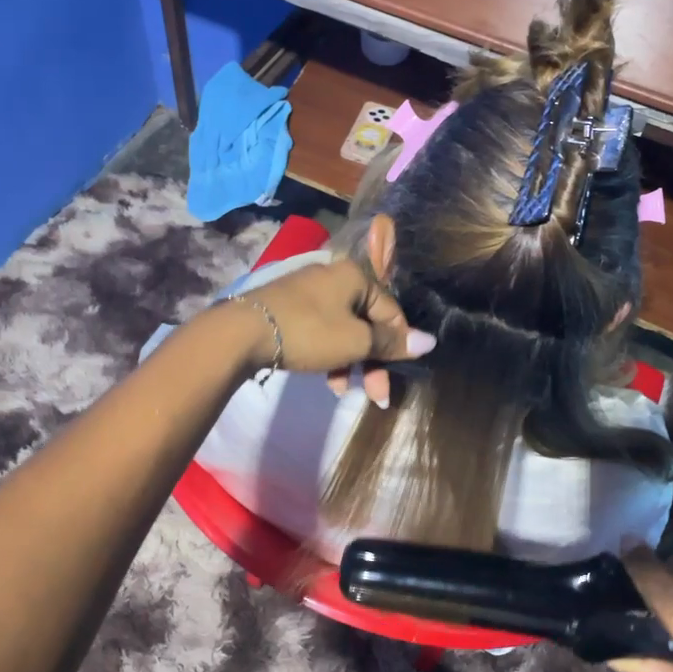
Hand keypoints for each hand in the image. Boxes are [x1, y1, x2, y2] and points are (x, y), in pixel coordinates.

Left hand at [235, 254, 435, 406]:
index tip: (396, 377)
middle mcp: (333, 276)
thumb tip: (430, 341)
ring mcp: (308, 290)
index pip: (391, 312)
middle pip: (367, 322)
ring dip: (350, 362)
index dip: (398, 346)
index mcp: (355, 276)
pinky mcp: (288, 307)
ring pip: (344, 329)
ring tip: (342, 390)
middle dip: (373, 361)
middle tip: (376, 395)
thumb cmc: (308, 332)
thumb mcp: (355, 342)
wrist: (242, 332)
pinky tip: (325, 379)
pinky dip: (329, 353)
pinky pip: (321, 330)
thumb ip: (392, 343)